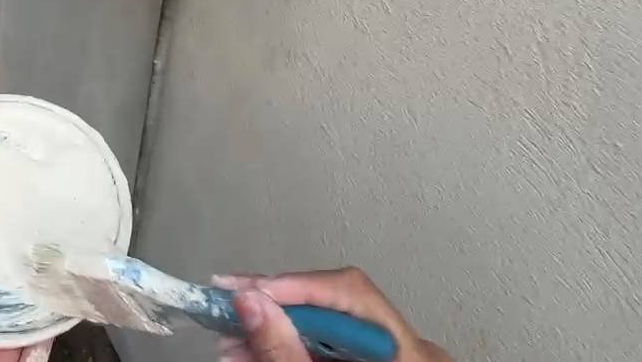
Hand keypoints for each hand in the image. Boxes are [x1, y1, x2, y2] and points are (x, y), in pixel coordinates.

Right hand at [211, 268, 453, 361]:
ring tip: (230, 344)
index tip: (249, 291)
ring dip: (277, 331)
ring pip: (329, 330)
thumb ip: (283, 353)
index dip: (298, 287)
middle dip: (276, 308)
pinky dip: (294, 350)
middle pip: (336, 309)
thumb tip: (249, 299)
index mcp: (414, 360)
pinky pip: (332, 351)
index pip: (353, 294)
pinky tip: (257, 354)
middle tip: (225, 307)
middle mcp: (416, 355)